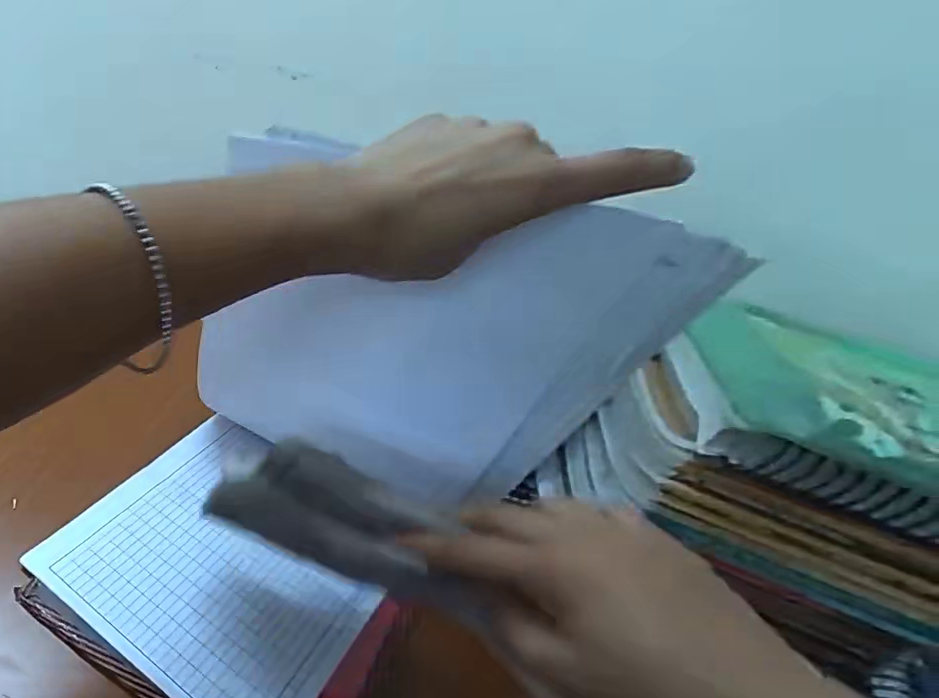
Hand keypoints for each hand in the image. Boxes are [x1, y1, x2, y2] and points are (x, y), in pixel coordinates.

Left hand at [333, 114, 693, 280]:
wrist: (341, 211)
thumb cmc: (400, 247)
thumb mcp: (452, 258)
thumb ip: (483, 231)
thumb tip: (478, 207)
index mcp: (533, 184)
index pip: (606, 173)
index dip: (643, 172)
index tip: (676, 168)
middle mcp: (518, 143)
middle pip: (535, 164)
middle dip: (512, 188)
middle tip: (467, 219)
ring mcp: (476, 126)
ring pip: (492, 149)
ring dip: (472, 172)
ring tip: (425, 205)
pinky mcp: (436, 120)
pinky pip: (453, 142)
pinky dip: (440, 161)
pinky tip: (405, 184)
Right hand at [407, 501, 839, 697]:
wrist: (752, 694)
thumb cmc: (637, 687)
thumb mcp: (549, 668)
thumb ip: (500, 620)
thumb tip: (474, 592)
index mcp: (553, 565)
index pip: (470, 548)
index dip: (427, 545)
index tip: (393, 541)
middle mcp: (584, 534)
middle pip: (504, 515)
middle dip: (462, 525)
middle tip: (437, 543)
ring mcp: (626, 532)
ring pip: (548, 505)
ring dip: (511, 519)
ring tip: (496, 543)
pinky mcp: (657, 540)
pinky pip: (594, 511)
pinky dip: (561, 519)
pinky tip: (562, 542)